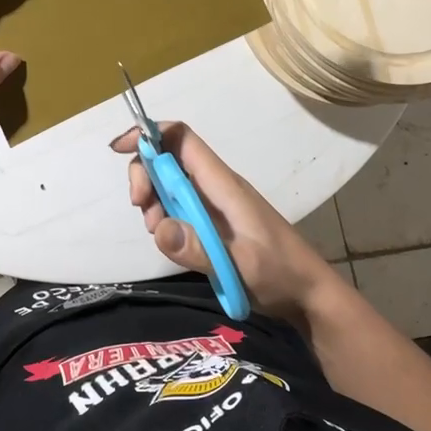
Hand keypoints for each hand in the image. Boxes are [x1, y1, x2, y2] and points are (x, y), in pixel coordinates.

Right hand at [112, 122, 346, 322]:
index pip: (181, 138)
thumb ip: (198, 248)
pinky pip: (179, 208)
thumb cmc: (280, 273)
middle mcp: (214, 187)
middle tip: (142, 209)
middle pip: (168, 160)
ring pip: (169, 186)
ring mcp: (214, 205)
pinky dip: (165, 219)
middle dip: (145, 176)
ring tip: (159, 233)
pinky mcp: (213, 225)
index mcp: (222, 183)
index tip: (120, 149)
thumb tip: (158, 228)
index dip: (149, 134)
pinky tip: (171, 241)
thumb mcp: (239, 265)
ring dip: (153, 202)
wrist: (310, 297)